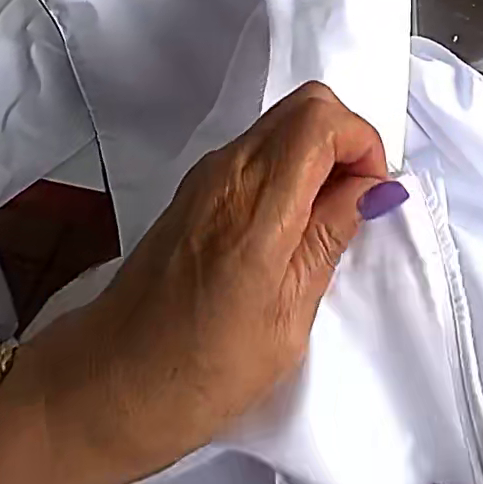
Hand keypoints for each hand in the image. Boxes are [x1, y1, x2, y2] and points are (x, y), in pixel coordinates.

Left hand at [0, 81, 400, 483]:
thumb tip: (374, 187)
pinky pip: (263, 140)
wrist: (108, 382)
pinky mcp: (199, 179)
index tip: (371, 193)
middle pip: (308, 101)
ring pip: (286, 116)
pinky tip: (293, 215)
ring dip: (321, 146)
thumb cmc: (204, 370)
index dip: (362, 142)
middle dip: (348, 136)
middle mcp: (230, 169)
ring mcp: (209, 169)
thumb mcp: (288, 317)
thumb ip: (330, 234)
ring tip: (327, 211)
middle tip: (356, 195)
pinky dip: (294, 157)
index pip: (321, 120)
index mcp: (256, 207)